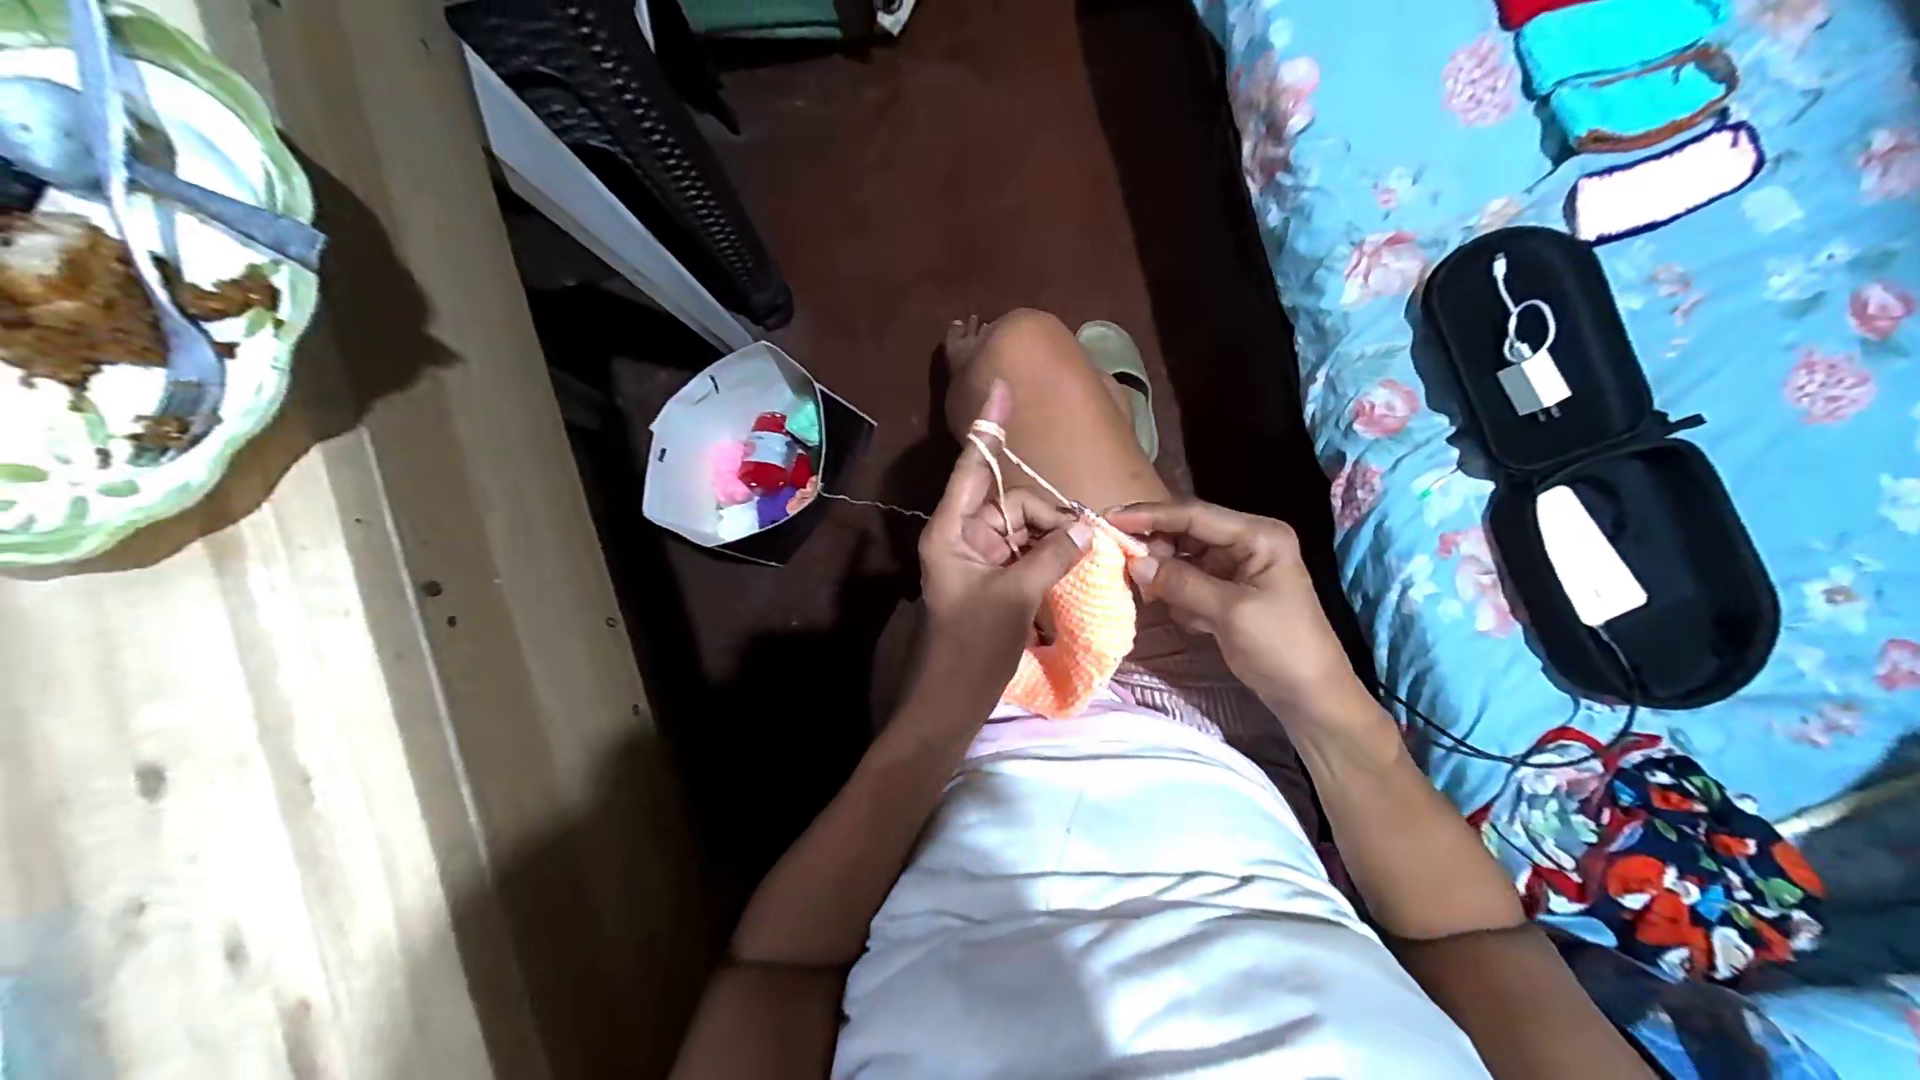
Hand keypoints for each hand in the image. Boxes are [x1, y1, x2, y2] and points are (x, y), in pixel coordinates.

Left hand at [918, 380, 1090, 699]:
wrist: (952, 700)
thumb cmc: (973, 648)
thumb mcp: (1015, 597)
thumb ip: (1052, 555)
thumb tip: (1087, 525)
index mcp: (952, 531)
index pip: (974, 467)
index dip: (990, 428)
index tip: (1001, 387)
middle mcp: (962, 534)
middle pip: (1011, 500)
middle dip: (1049, 513)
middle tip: (1085, 538)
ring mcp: (978, 556)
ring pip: (1023, 526)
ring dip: (1053, 536)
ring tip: (1083, 556)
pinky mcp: (992, 576)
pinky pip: (1024, 549)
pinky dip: (1048, 553)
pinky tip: (1072, 563)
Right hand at [1106, 500, 1367, 725]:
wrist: (1310, 696)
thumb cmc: (1281, 647)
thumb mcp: (1230, 612)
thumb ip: (1181, 582)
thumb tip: (1135, 562)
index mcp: (1258, 536)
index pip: (1194, 514)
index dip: (1149, 515)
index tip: (1109, 518)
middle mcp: (1247, 542)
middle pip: (1185, 531)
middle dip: (1154, 546)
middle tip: (1120, 561)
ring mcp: (1237, 566)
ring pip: (1183, 557)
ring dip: (1164, 574)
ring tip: (1147, 592)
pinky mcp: (1227, 590)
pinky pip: (1189, 580)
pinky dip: (1177, 594)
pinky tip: (1184, 617)